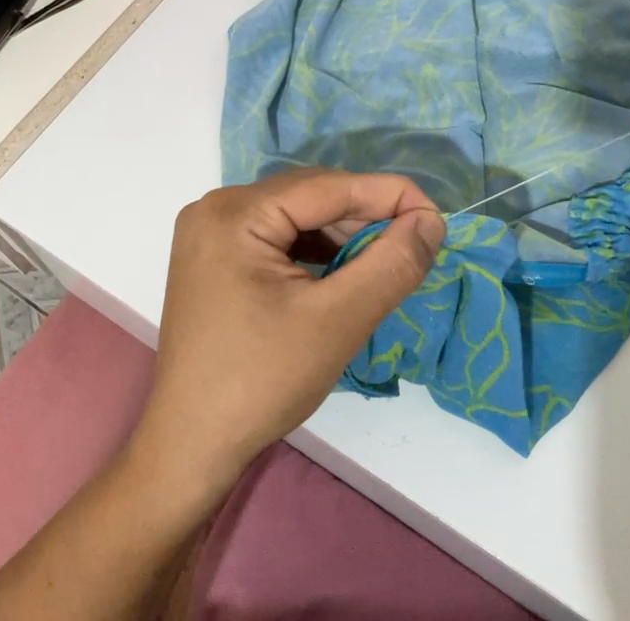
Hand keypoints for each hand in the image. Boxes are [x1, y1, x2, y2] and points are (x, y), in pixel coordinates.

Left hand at [133, 169, 445, 482]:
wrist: (191, 443)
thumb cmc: (261, 381)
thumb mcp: (338, 320)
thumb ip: (391, 263)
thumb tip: (430, 220)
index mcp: (234, 212)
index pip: (328, 186)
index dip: (389, 195)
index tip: (438, 219)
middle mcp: (215, 210)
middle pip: (309, 198)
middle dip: (365, 218)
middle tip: (416, 246)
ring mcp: (209, 236)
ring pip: (295, 219)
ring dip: (342, 236)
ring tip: (385, 263)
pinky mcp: (213, 261)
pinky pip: (275, 240)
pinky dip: (314, 253)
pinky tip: (344, 274)